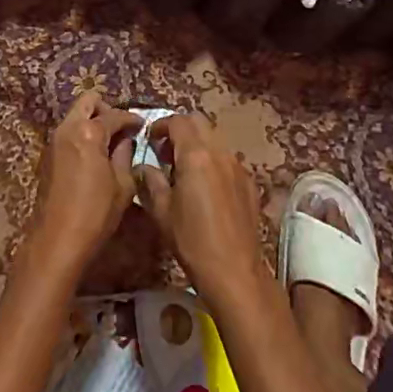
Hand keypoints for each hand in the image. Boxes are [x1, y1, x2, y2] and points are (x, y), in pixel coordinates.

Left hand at [27, 92, 141, 272]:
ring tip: (110, 141)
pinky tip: (94, 155)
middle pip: (89, 101)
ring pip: (76, 115)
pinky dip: (82, 134)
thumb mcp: (123, 185)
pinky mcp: (47, 156)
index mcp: (90, 132)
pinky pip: (68, 132)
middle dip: (106, 109)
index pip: (116, 114)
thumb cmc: (95, 214)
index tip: (142, 126)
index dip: (132, 119)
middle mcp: (69, 128)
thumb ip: (125, 155)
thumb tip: (126, 140)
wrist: (56, 242)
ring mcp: (54, 141)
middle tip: (121, 128)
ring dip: (92, 121)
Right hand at [137, 113, 268, 301]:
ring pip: (215, 138)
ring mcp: (238, 165)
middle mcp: (220, 152)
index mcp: (196, 155)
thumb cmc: (192, 241)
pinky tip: (206, 186)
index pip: (178, 121)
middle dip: (180, 129)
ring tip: (184, 169)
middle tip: (165, 151)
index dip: (161, 125)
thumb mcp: (162, 213)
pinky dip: (213, 160)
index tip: (150, 138)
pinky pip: (228, 158)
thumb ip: (151, 182)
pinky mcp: (249, 181)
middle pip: (199, 122)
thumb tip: (143, 167)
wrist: (234, 270)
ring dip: (198, 144)